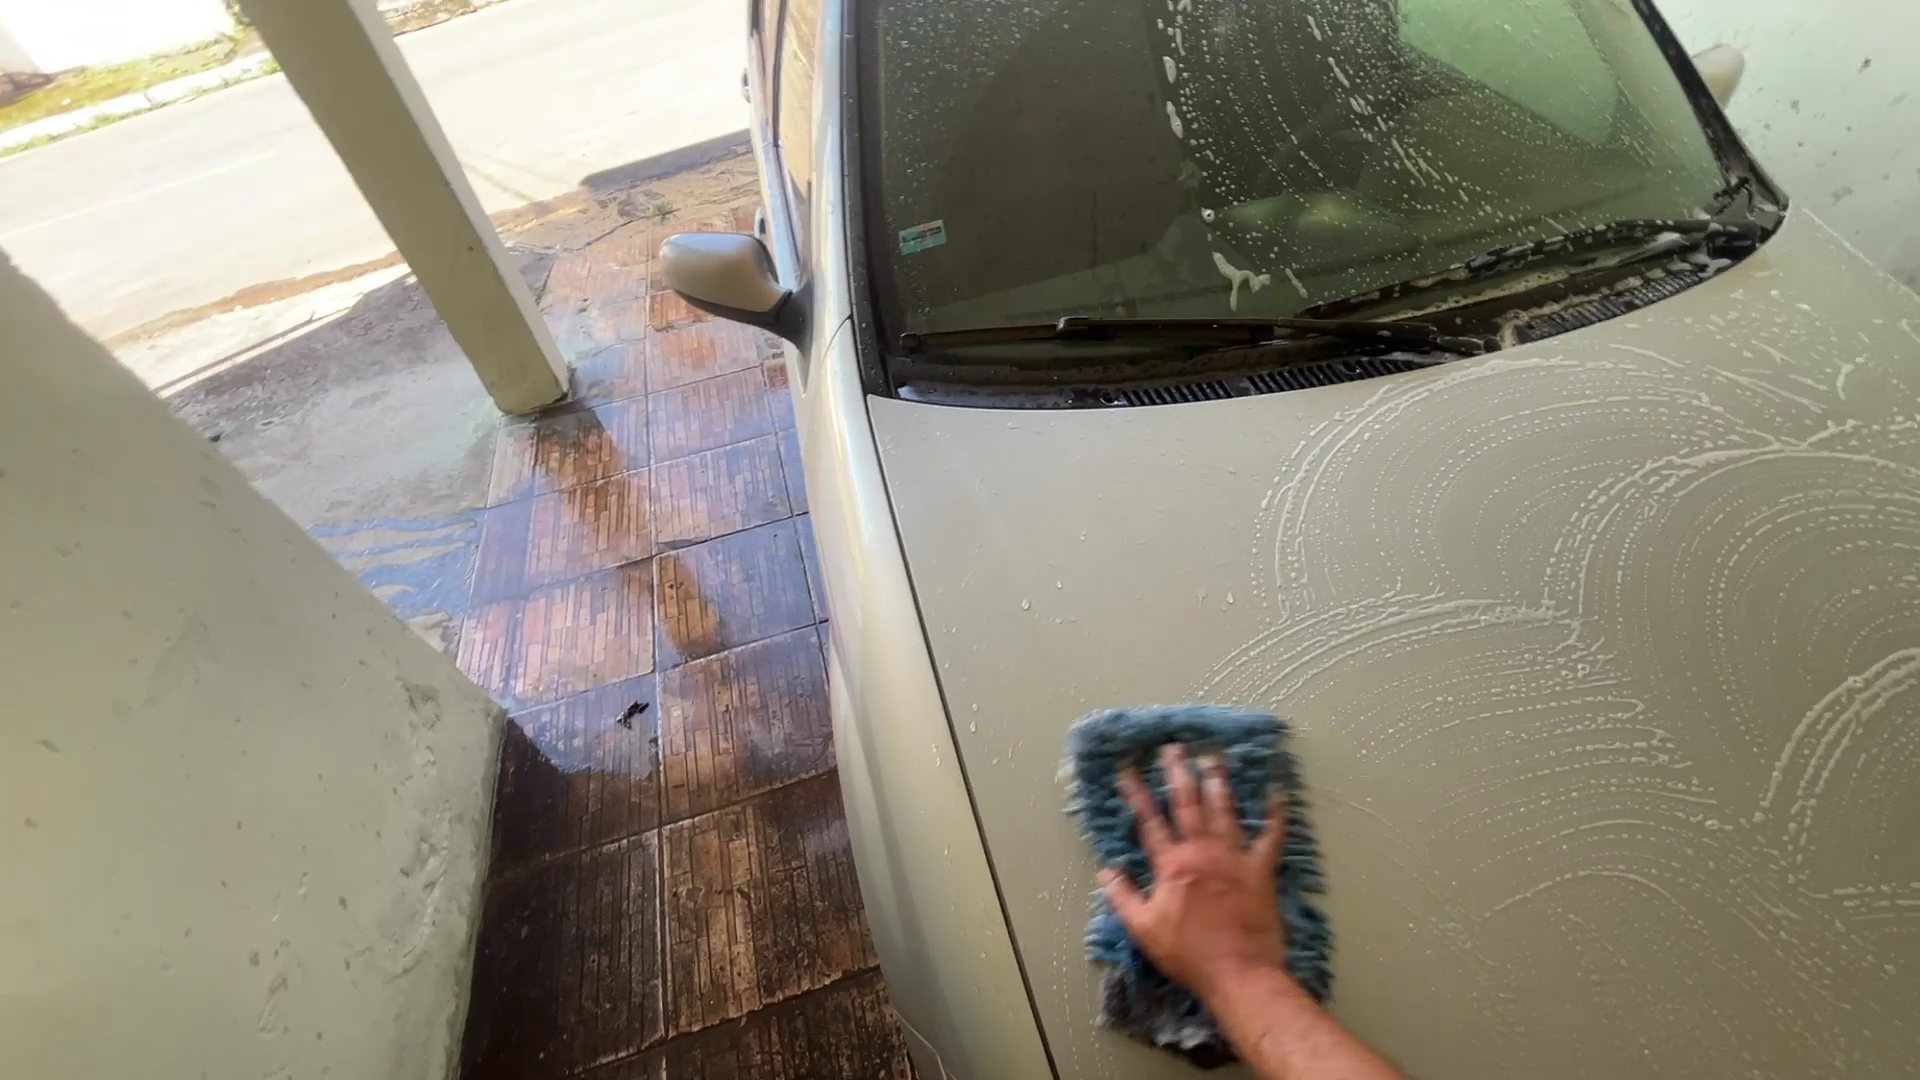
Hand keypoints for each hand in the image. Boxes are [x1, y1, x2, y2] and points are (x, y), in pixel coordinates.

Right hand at [1100, 742, 1289, 1001]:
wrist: (1240, 975)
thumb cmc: (1189, 953)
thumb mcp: (1144, 929)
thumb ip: (1122, 897)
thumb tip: (1105, 871)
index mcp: (1171, 864)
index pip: (1149, 822)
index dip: (1136, 795)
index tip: (1127, 770)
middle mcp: (1201, 852)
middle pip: (1187, 804)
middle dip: (1178, 773)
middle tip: (1173, 748)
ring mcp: (1233, 859)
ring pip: (1224, 812)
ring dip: (1218, 783)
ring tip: (1214, 758)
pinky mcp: (1260, 872)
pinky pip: (1270, 839)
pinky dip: (1275, 817)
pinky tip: (1278, 796)